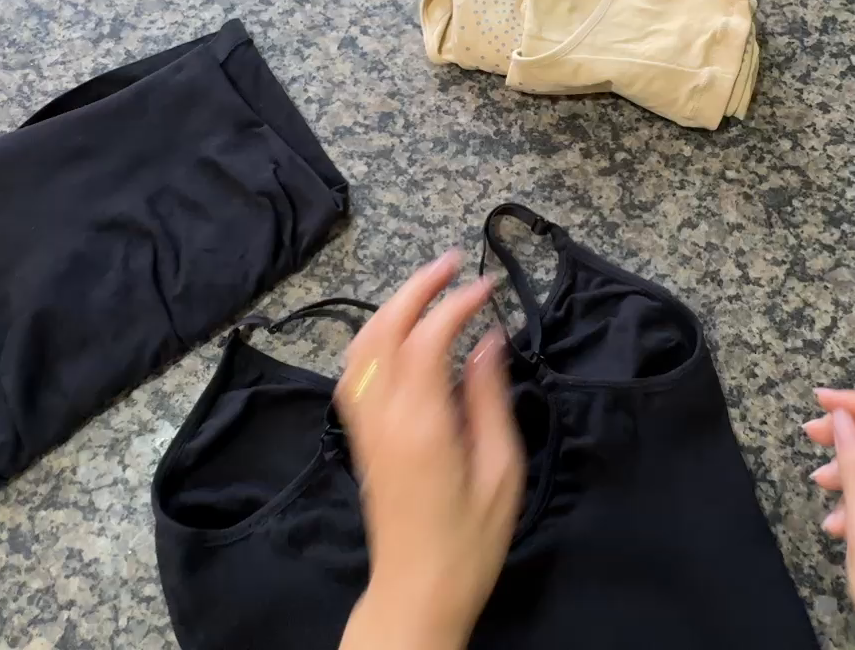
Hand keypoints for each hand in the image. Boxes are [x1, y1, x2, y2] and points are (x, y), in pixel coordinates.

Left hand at [337, 251, 525, 649]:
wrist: (415, 592)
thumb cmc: (468, 540)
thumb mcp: (500, 472)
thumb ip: (489, 399)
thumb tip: (488, 342)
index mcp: (421, 421)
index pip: (429, 337)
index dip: (457, 302)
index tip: (487, 286)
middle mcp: (383, 413)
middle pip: (385, 328)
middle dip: (417, 286)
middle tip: (453, 262)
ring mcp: (365, 423)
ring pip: (362, 344)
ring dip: (392, 305)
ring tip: (427, 284)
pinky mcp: (360, 434)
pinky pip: (354, 369)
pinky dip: (373, 335)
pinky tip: (394, 328)